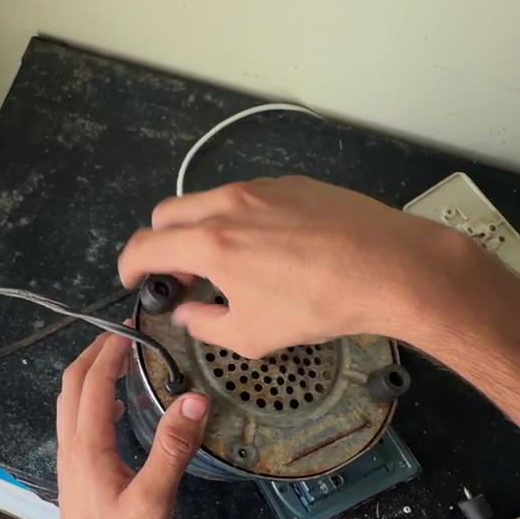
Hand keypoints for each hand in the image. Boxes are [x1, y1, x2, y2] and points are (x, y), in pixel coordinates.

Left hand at [52, 332, 209, 518]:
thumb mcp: (153, 500)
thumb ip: (172, 449)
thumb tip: (193, 400)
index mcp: (87, 445)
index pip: (93, 381)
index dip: (110, 349)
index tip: (132, 326)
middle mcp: (71, 445)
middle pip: (72, 384)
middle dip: (94, 353)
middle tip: (125, 335)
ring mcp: (70, 459)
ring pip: (71, 402)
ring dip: (92, 375)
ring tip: (123, 361)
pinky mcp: (76, 472)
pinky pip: (78, 421)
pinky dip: (94, 400)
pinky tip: (118, 408)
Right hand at [117, 176, 490, 356]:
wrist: (391, 267)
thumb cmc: (318, 305)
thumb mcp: (251, 335)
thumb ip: (205, 324)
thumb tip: (188, 314)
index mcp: (210, 242)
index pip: (144, 244)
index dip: (129, 265)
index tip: (134, 279)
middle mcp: (227, 204)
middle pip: (167, 213)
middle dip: (161, 244)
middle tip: (181, 275)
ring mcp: (261, 187)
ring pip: (206, 201)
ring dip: (199, 230)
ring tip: (227, 264)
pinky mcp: (291, 183)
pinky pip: (245, 196)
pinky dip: (236, 219)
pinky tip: (268, 248)